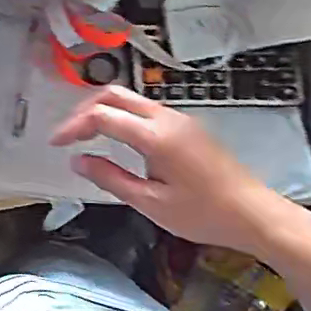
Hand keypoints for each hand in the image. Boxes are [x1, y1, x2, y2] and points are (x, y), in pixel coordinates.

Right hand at [49, 85, 310, 259]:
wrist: (254, 214)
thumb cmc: (204, 214)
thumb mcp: (150, 203)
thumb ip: (110, 178)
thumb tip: (79, 161)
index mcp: (156, 136)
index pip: (102, 116)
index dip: (73, 126)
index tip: (56, 143)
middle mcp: (168, 119)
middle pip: (115, 95)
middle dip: (84, 110)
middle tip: (68, 134)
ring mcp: (180, 120)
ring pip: (131, 99)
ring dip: (103, 111)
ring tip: (85, 135)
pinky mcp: (187, 127)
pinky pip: (145, 110)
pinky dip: (121, 116)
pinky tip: (115, 138)